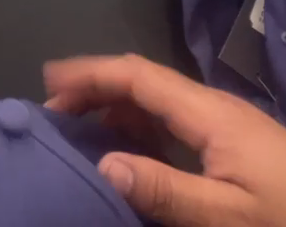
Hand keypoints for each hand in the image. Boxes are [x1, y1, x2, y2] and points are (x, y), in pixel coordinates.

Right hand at [44, 54, 285, 226]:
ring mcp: (228, 123)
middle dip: (96, 87)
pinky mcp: (237, 144)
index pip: (136, 76)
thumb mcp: (228, 221)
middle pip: (143, 80)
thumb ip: (164, 190)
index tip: (47, 81)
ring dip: (117, 108)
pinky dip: (142, 127)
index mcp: (208, 112)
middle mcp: (214, 106)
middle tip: (54, 112)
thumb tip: (102, 162)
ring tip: (81, 132)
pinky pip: (175, 121)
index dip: (90, 73)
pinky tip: (132, 153)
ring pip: (158, 99)